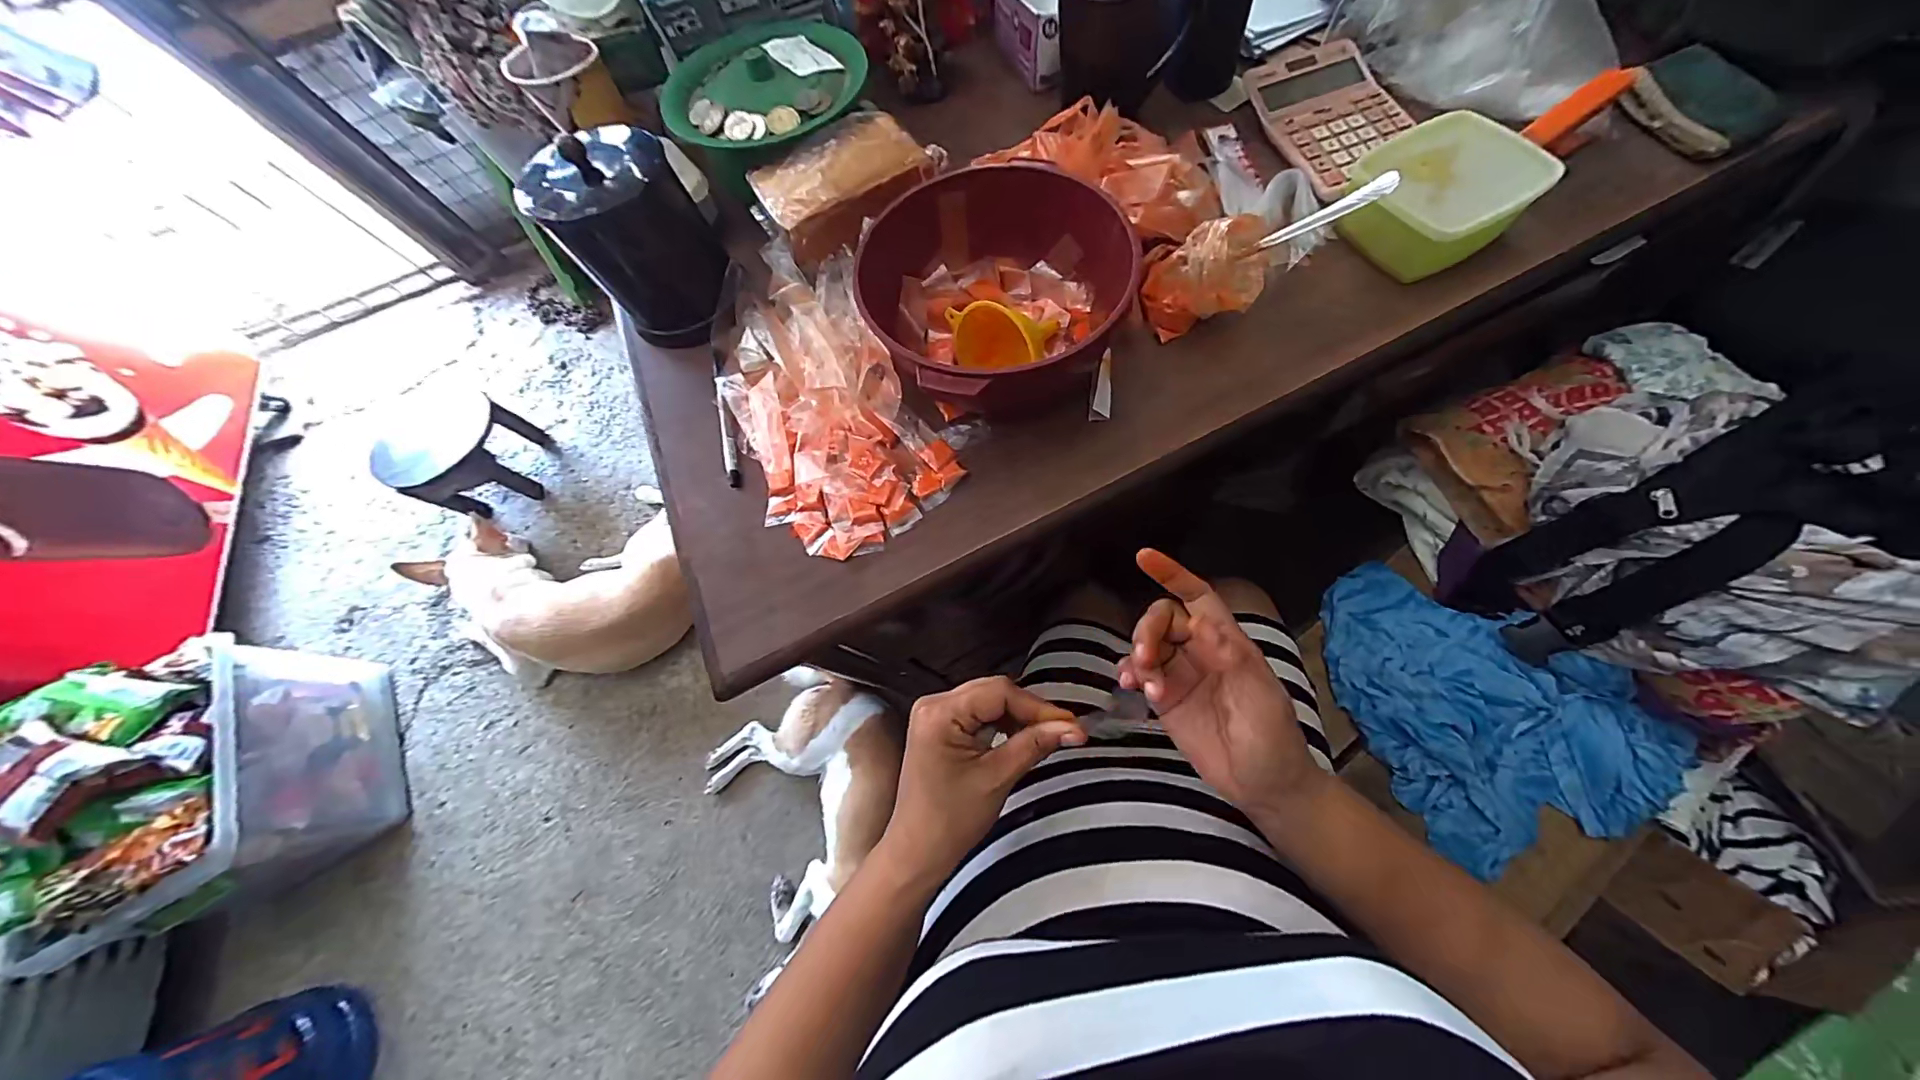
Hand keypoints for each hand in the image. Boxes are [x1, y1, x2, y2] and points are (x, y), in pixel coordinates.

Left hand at [880, 677, 1085, 881]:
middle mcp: (932, 705)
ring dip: (1018, 716)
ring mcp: (933, 715)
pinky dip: (1002, 723)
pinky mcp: (939, 727)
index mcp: (940, 713)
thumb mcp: (997, 778)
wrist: (917, 851)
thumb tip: (1071, 728)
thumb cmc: (949, 821)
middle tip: (1064, 729)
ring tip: (1046, 735)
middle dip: (1030, 710)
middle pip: (993, 691)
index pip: (999, 692)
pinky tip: (1020, 737)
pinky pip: (978, 713)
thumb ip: (1034, 745)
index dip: (1038, 707)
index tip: (1069, 724)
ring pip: (988, 700)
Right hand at [1118, 549, 1325, 815]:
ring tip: (1143, 685)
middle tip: (1145, 657)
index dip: (1173, 574)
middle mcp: (1201, 652)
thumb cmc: (1274, 738)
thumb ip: (1230, 659)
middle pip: (1163, 619)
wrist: (1265, 787)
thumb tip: (1200, 624)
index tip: (1144, 558)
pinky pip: (1140, 673)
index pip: (1198, 597)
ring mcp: (1181, 675)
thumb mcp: (1260, 696)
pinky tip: (1131, 686)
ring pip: (1147, 644)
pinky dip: (1130, 673)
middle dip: (1148, 630)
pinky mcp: (1165, 699)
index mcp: (1228, 643)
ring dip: (1138, 655)